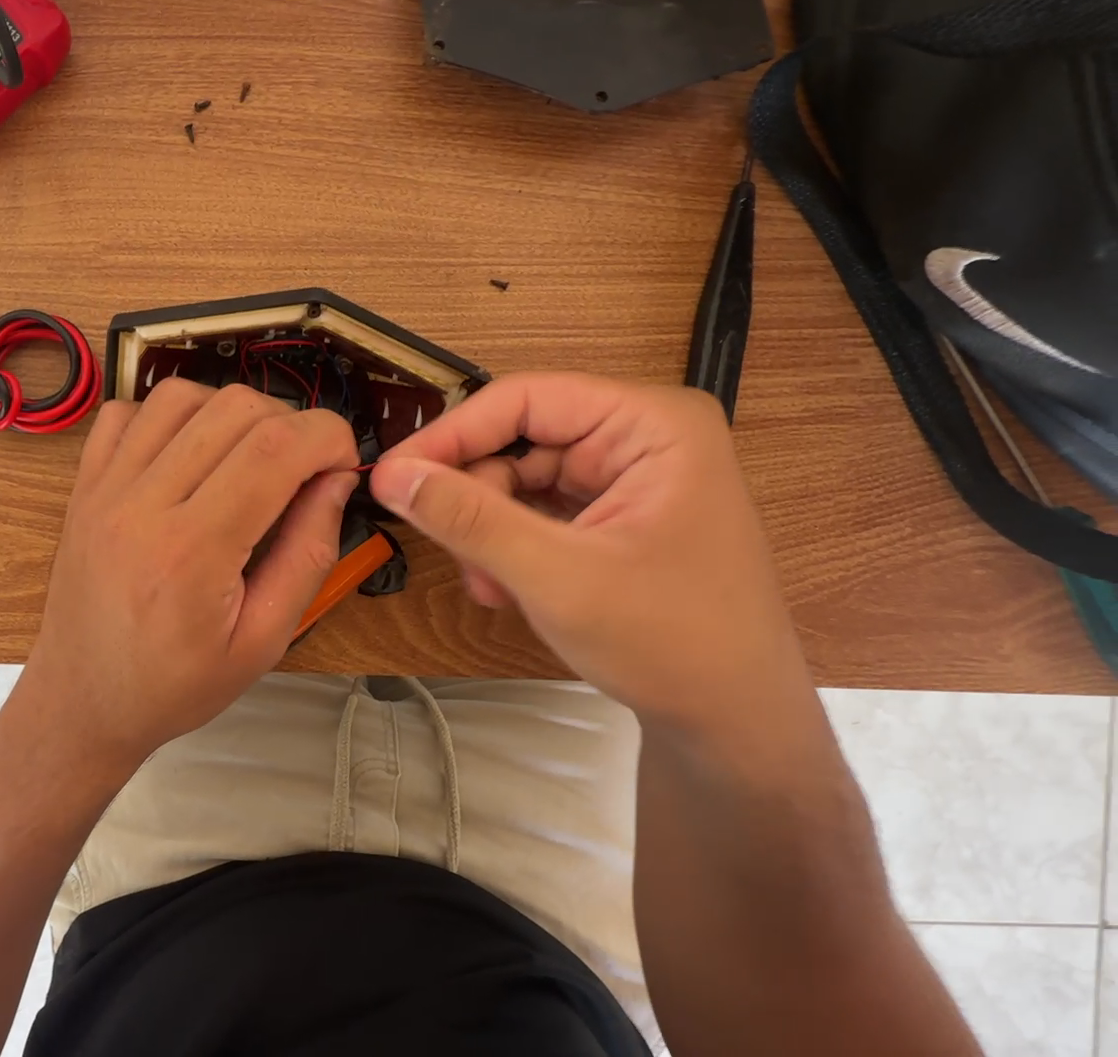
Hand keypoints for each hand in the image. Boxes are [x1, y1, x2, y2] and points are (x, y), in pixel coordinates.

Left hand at [19, 378, 360, 765]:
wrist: (82, 701)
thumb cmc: (174, 685)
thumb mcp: (263, 642)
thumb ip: (308, 555)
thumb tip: (336, 480)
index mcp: (193, 552)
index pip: (276, 447)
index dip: (328, 436)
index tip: (342, 462)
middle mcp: (142, 505)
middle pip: (234, 408)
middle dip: (290, 424)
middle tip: (299, 471)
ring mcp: (104, 489)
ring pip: (180, 395)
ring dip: (229, 413)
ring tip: (245, 460)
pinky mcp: (82, 487)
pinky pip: (124, 413)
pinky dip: (165, 416)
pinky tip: (185, 455)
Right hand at [369, 372, 812, 727]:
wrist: (731, 721)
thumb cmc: (668, 642)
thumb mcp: (555, 576)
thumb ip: (468, 519)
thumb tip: (389, 474)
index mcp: (651, 424)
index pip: (524, 400)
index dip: (451, 434)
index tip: (390, 475)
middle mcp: (639, 437)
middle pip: (516, 441)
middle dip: (474, 500)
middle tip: (449, 552)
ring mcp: (627, 478)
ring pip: (516, 481)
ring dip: (487, 533)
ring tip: (489, 587)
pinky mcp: (612, 515)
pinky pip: (534, 511)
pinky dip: (507, 548)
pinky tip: (506, 589)